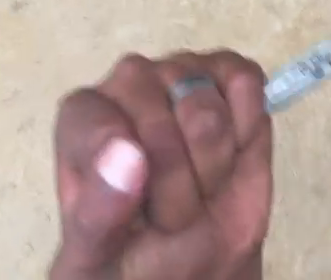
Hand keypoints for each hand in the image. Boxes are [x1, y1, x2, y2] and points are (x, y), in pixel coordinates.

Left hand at [49, 51, 273, 279]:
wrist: (193, 267)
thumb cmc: (130, 261)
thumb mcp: (96, 259)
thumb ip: (99, 213)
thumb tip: (128, 158)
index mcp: (84, 116)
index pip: (101, 130)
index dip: (127, 181)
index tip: (135, 214)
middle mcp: (131, 82)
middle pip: (160, 125)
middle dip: (176, 185)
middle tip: (173, 211)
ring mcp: (185, 70)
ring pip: (207, 111)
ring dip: (213, 166)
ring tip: (202, 184)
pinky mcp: (231, 72)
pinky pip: (245, 85)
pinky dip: (246, 131)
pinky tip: (232, 151)